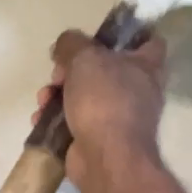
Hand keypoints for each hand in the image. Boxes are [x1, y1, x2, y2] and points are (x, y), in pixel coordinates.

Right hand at [34, 29, 168, 184]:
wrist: (106, 158)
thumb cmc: (104, 100)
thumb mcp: (85, 57)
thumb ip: (72, 43)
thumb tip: (64, 47)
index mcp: (146, 66)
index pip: (150, 40)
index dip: (129, 34)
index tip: (101, 36)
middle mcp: (138, 90)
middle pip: (104, 68)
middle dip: (73, 69)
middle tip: (58, 74)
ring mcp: (119, 118)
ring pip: (84, 95)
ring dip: (58, 94)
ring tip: (44, 100)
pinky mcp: (99, 139)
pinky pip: (75, 121)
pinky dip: (57, 119)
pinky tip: (41, 120)